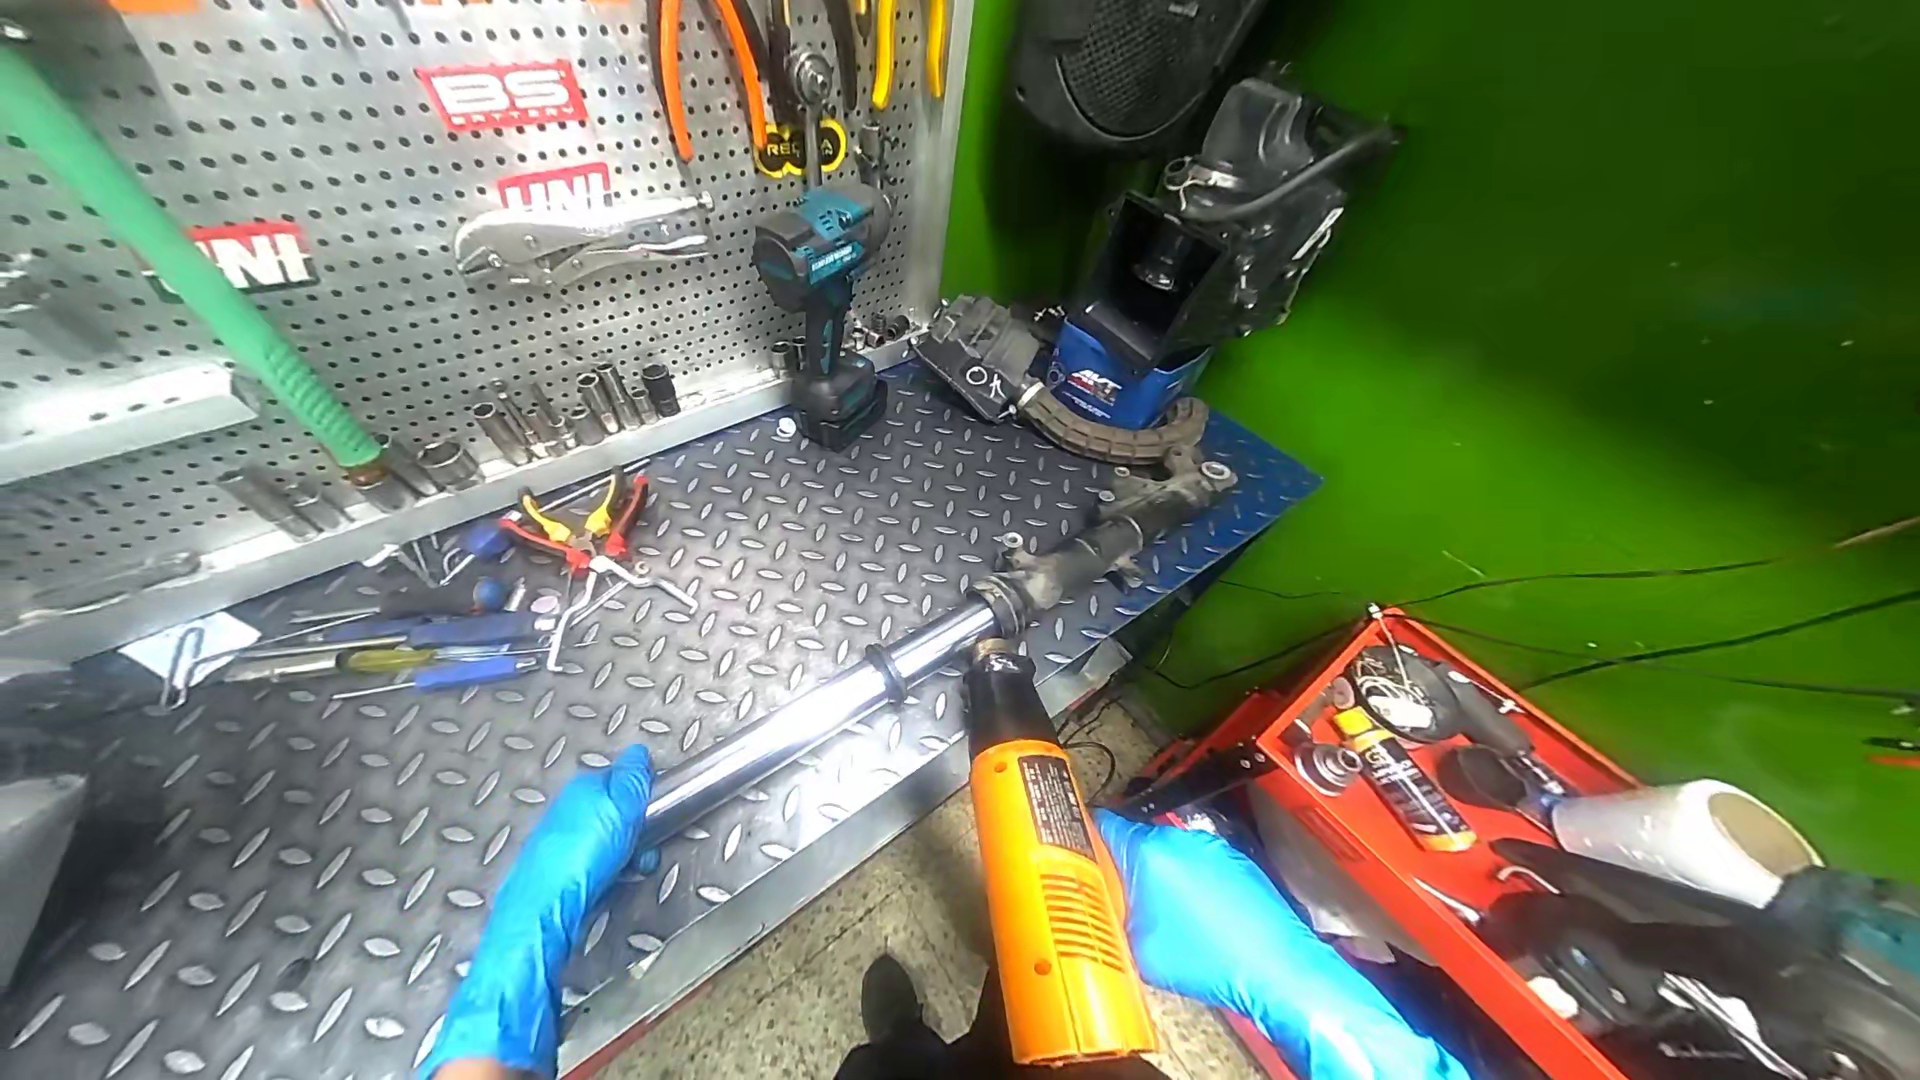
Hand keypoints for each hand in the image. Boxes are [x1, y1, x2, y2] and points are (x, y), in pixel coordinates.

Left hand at [422, 745, 657, 1078]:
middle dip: (635, 825)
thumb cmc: (584, 857)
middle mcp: (564, 810)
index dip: (643, 792)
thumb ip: (633, 776)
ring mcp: (554, 842)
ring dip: (623, 850)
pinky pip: (588, 861)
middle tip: (647, 844)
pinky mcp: (549, 872)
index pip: (622, 775)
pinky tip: (609, 882)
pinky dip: (604, 868)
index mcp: (582, 788)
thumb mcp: (623, 805)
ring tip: (631, 868)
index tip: (656, 809)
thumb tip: (637, 752)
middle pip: (613, 808)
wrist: (540, 916)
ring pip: (603, 837)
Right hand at [1095, 811, 1469, 1079]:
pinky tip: (1193, 914)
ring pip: (1164, 850)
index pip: (1102, 823)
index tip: (1077, 851)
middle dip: (1123, 863)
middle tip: (1119, 894)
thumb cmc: (1213, 961)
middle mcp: (1177, 836)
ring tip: (1161, 911)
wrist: (1278, 971)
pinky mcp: (1231, 859)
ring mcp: (1207, 845)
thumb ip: (1112, 916)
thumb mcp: (1140, 947)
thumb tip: (1099, 908)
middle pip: (1133, 838)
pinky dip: (1185, 879)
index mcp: (1149, 848)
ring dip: (1155, 871)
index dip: (1085, 838)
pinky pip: (1194, 860)